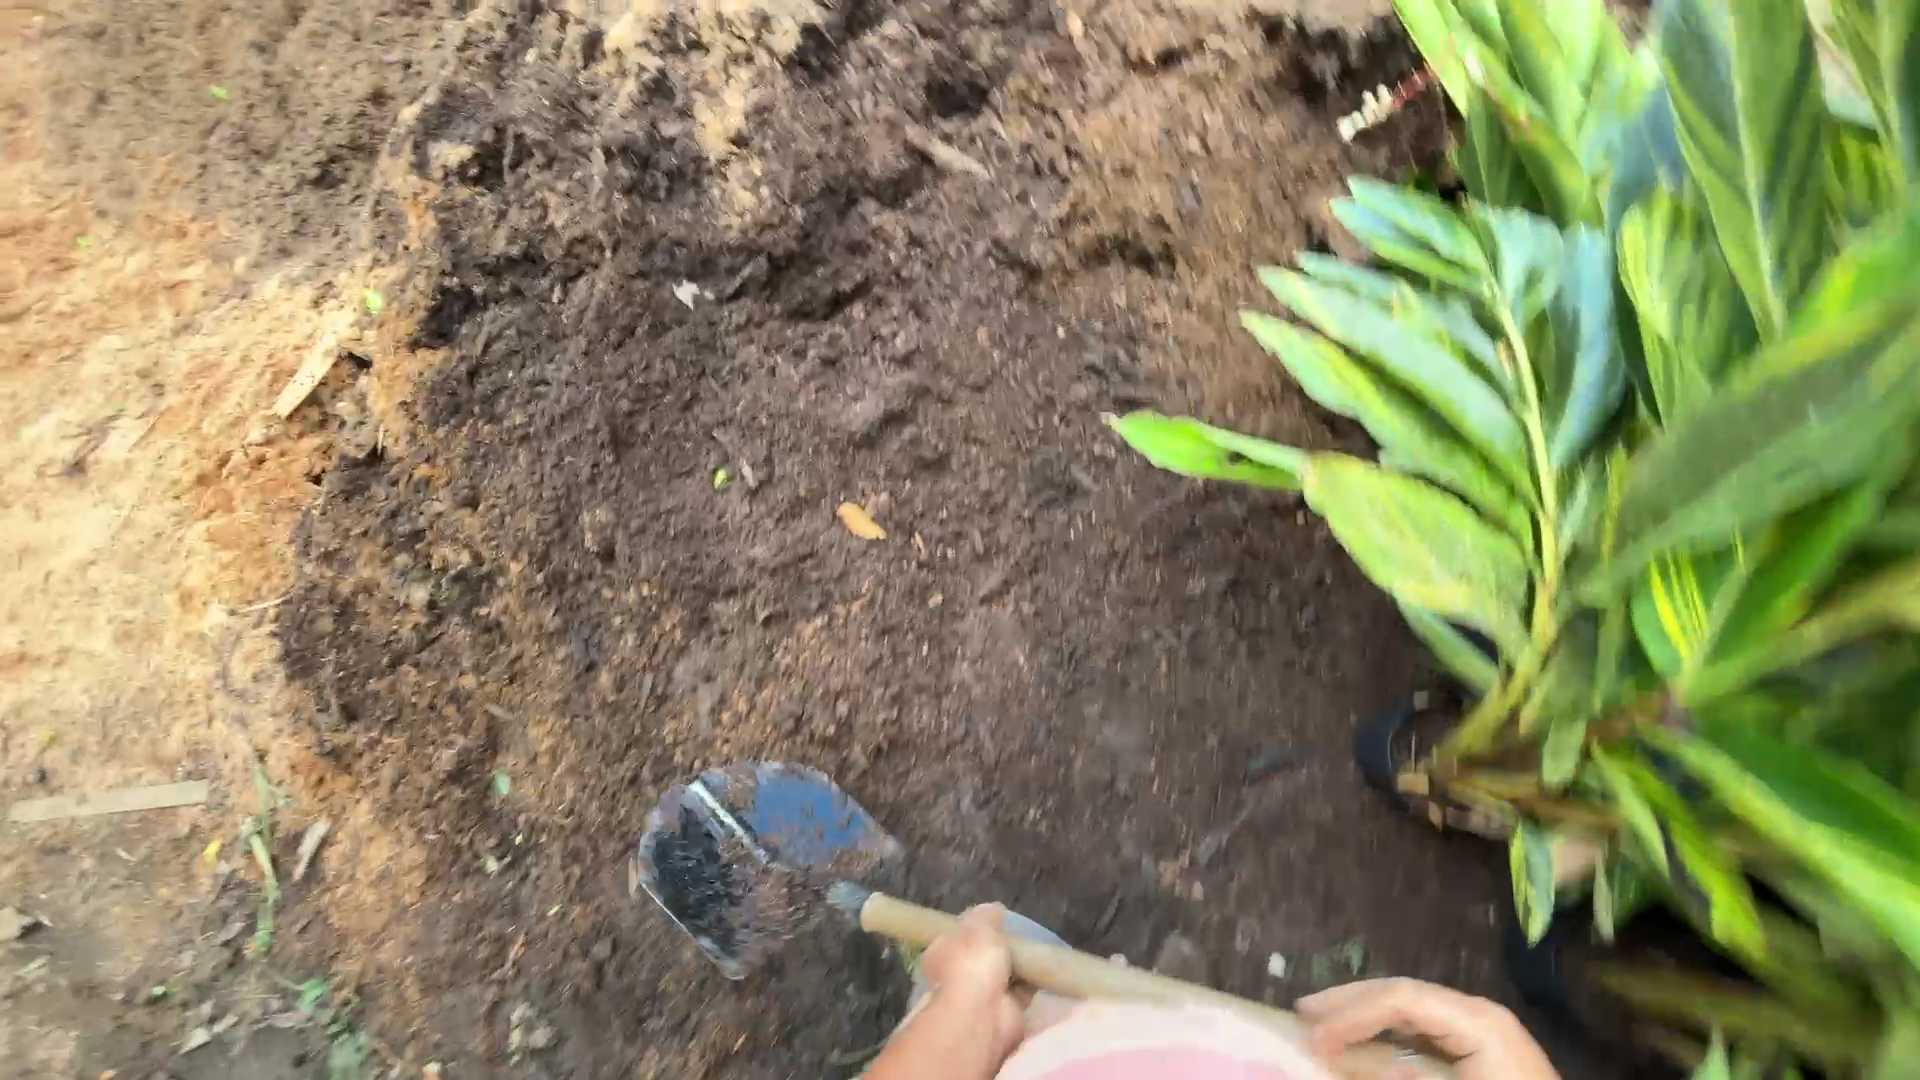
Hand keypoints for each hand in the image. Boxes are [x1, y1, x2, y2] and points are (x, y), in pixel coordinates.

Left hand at [866, 904, 1024, 1079]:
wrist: (982, 1014)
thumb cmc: (971, 962)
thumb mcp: (979, 925)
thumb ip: (987, 915)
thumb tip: (994, 909)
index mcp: (942, 952)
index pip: (958, 935)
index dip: (975, 927)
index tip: (995, 918)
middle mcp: (959, 975)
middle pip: (983, 955)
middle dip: (999, 947)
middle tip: (1020, 933)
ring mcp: (982, 995)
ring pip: (1004, 973)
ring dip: (1018, 965)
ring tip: (1036, 947)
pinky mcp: (1006, 1010)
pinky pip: (1022, 990)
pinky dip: (1033, 981)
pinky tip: (1044, 967)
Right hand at [1297, 978, 1559, 1079]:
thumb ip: (1397, 1077)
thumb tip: (1346, 1063)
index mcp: (1478, 1023)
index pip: (1399, 999)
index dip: (1350, 1014)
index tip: (1313, 1037)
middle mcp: (1478, 1014)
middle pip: (1400, 994)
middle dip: (1348, 1003)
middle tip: (1302, 1013)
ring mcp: (1482, 1031)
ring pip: (1408, 1009)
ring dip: (1363, 1015)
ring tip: (1320, 1022)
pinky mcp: (1481, 1052)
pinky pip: (1423, 1031)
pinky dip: (1386, 1034)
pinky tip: (1360, 1042)